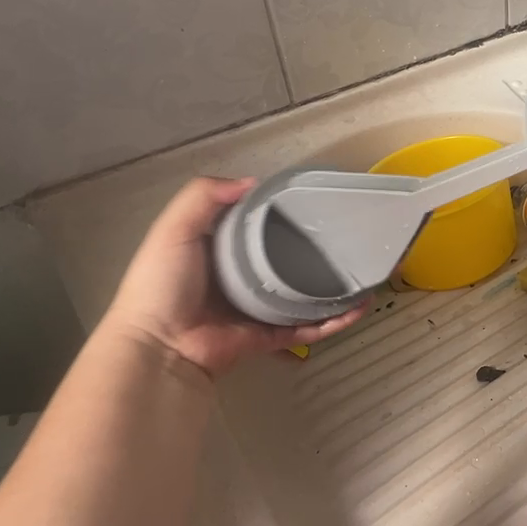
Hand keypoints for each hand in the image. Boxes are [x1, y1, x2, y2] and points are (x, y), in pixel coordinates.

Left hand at [99, 177, 364, 380]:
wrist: (160, 345)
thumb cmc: (164, 285)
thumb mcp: (175, 230)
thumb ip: (204, 198)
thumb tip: (254, 181)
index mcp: (224, 254)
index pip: (262, 230)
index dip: (286, 215)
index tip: (315, 203)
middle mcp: (246, 280)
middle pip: (291, 262)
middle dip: (320, 253)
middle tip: (350, 238)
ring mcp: (262, 310)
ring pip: (309, 296)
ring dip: (338, 288)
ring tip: (366, 274)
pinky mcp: (273, 336)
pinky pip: (311, 328)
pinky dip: (337, 320)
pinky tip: (360, 306)